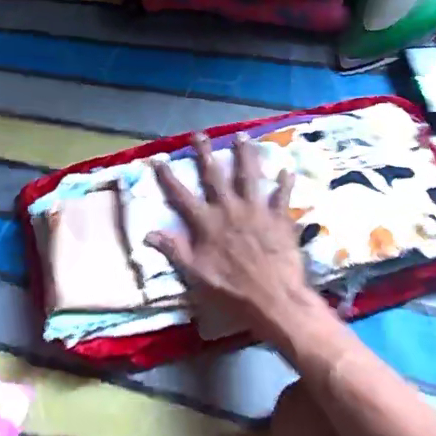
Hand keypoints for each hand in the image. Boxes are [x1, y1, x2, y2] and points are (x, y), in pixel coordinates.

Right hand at [150, 132, 324, 347]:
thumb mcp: (196, 275)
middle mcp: (229, 210)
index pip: (181, 196)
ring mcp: (256, 211)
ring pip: (248, 176)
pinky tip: (287, 170)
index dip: (168, 177)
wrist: (274, 300)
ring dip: (245, 155)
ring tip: (242, 136)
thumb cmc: (232, 291)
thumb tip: (148, 234)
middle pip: (214, 176)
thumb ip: (174, 250)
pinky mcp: (279, 219)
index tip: (158, 159)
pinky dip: (285, 183)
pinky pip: (282, 196)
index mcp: (207, 223)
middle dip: (205, 153)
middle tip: (199, 135)